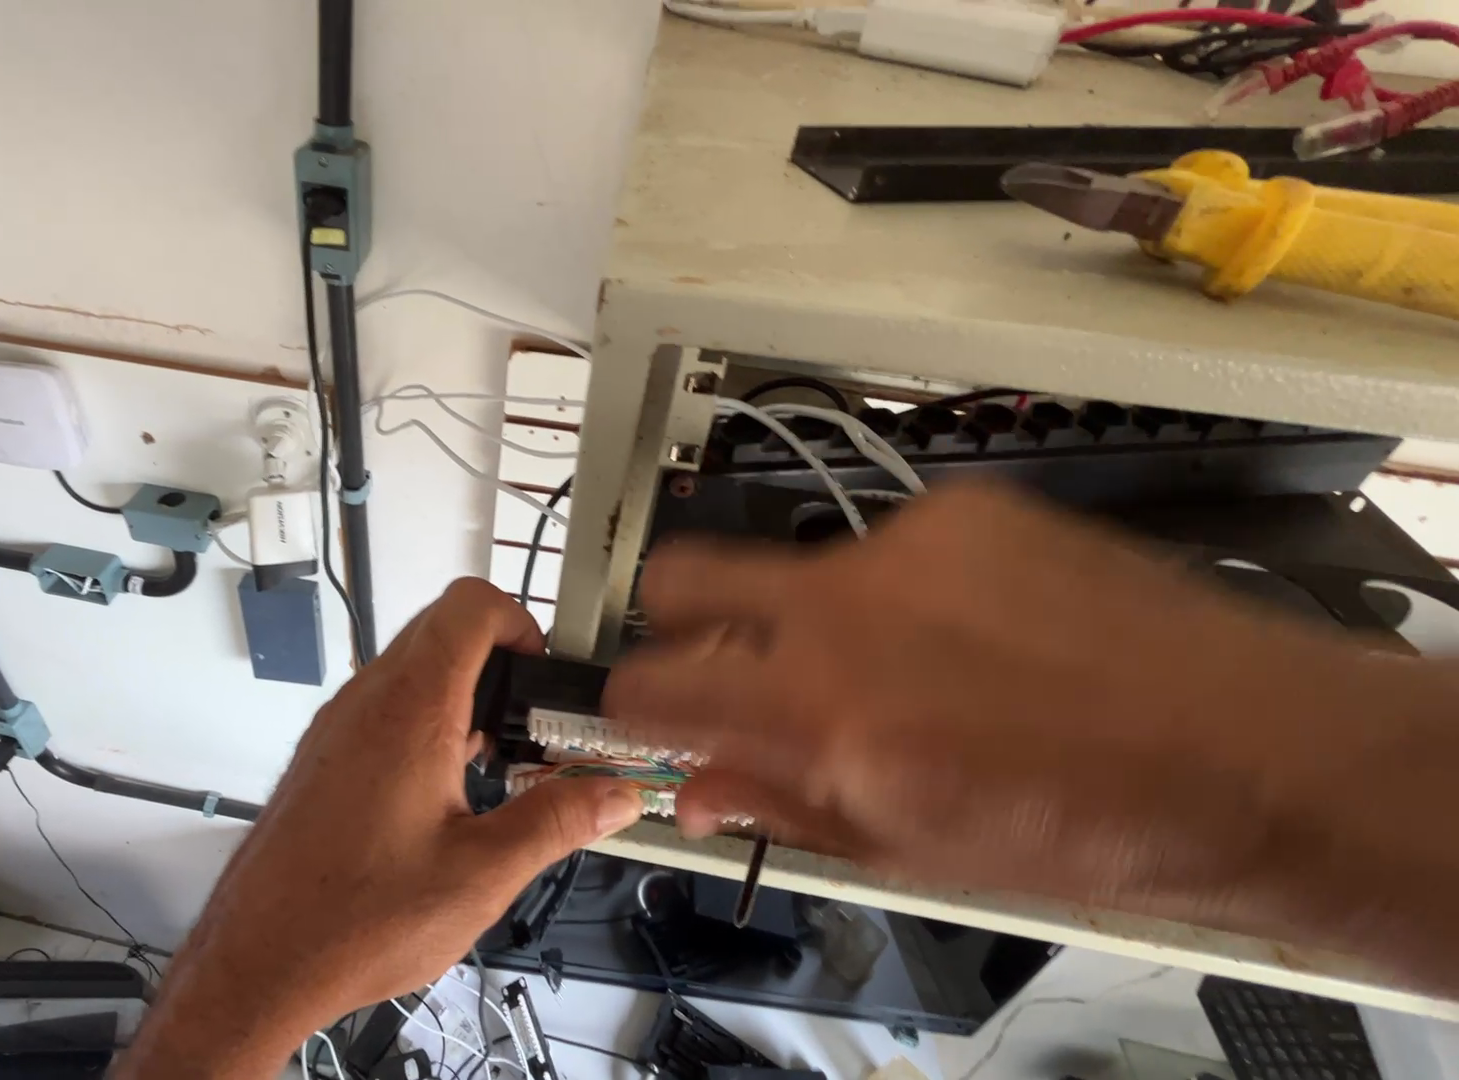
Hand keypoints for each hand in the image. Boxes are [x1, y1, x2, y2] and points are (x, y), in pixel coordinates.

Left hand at [117, 579, 647, 1078]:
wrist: (256, 962)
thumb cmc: (353, 919)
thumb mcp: (480, 874)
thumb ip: (557, 821)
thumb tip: (612, 792)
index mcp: (413, 710)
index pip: (469, 606)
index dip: (519, 620)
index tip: (542, 670)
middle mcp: (370, 699)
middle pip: (443, 625)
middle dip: (498, 656)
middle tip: (527, 718)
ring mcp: (341, 720)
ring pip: (413, 660)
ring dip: (462, 687)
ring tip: (491, 757)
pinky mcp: (327, 747)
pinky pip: (385, 698)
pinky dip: (426, 713)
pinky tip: (443, 783)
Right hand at [604, 484, 1458, 989]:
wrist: (1255, 752)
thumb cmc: (1085, 829)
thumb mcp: (903, 849)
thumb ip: (774, 804)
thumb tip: (697, 788)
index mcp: (815, 713)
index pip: (648, 684)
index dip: (628, 702)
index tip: (644, 708)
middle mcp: (837, 611)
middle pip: (678, 573)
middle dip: (670, 615)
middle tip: (715, 654)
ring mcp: (898, 546)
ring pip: (791, 569)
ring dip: (811, 617)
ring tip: (898, 662)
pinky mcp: (961, 510)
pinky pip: (884, 543)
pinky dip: (899, 586)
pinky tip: (965, 628)